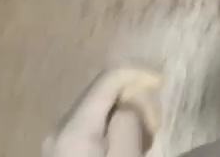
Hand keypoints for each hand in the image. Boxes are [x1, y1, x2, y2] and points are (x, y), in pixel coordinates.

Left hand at [44, 67, 164, 156]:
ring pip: (98, 109)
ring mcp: (57, 140)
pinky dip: (112, 127)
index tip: (162, 81)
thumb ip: (129, 122)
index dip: (139, 71)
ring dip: (124, 113)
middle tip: (155, 120)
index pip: (109, 76)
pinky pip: (91, 127)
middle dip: (133, 96)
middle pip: (102, 91)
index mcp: (74, 125)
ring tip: (144, 135)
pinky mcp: (61, 152)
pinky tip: (125, 143)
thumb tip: (130, 101)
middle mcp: (58, 125)